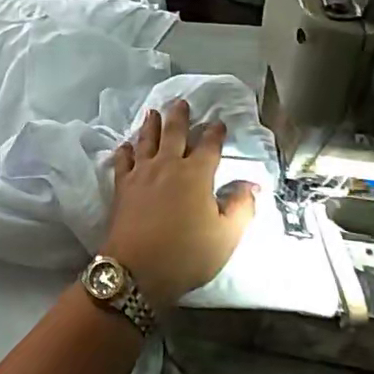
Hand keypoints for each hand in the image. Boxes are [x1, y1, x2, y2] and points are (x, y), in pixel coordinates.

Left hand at [104, 99, 255, 309]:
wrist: (136, 270)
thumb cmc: (186, 254)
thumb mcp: (226, 236)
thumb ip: (242, 207)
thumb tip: (251, 184)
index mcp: (196, 175)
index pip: (209, 146)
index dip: (215, 133)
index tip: (219, 123)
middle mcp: (168, 166)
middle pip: (174, 133)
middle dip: (180, 117)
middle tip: (181, 102)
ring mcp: (141, 174)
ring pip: (147, 141)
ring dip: (152, 125)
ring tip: (153, 112)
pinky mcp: (122, 186)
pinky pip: (123, 160)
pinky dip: (125, 149)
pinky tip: (126, 145)